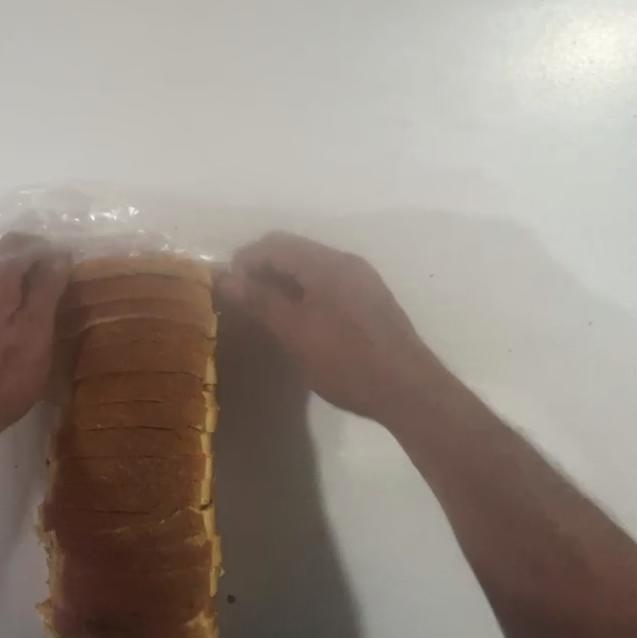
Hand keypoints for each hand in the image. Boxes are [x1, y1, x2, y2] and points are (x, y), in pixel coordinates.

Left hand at [0, 235, 71, 432]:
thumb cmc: (4, 377)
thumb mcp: (36, 335)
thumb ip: (46, 290)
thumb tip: (58, 255)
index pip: (20, 243)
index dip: (44, 250)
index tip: (62, 269)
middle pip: (0, 257)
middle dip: (27, 267)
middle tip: (49, 292)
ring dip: (8, 285)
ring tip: (25, 313)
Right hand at [218, 232, 449, 422]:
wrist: (411, 394)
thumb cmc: (346, 361)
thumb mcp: (294, 332)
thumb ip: (258, 301)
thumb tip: (225, 278)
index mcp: (326, 264)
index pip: (273, 244)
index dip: (244, 262)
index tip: (228, 291)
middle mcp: (345, 263)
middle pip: (292, 251)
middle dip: (262, 270)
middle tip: (243, 302)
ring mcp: (361, 281)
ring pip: (309, 268)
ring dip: (282, 282)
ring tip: (265, 314)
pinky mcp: (370, 301)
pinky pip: (326, 283)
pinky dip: (303, 293)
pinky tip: (298, 322)